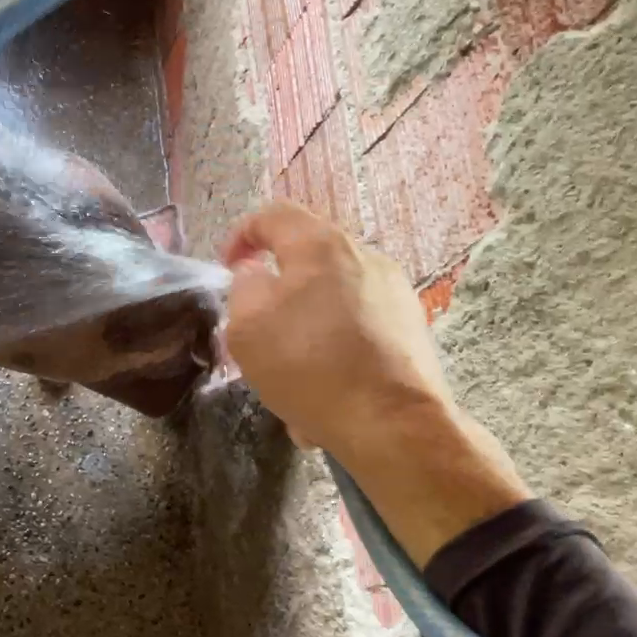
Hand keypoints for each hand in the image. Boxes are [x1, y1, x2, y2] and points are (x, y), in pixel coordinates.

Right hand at [221, 202, 528, 564]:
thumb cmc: (307, 367)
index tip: (226, 269)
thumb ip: (243, 288)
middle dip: (274, 292)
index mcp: (320, 246)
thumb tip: (256, 276)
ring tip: (287, 373)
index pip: (273, 215)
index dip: (240, 235)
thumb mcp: (246, 326)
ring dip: (302, 326)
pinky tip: (321, 391)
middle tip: (254, 330)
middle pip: (306, 260)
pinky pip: (355, 328)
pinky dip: (331, 350)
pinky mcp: (410, 328)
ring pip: (330, 299)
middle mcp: (365, 257)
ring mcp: (394, 292)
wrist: (390, 421)